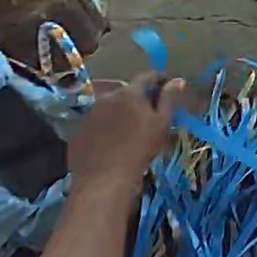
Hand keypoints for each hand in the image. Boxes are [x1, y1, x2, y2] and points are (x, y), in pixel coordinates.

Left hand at [67, 72, 182, 198]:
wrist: (104, 179)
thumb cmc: (139, 149)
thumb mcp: (162, 123)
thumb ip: (170, 99)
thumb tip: (178, 80)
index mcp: (129, 93)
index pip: (147, 77)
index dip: (160, 79)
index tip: (169, 85)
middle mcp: (107, 97)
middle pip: (128, 91)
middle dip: (140, 98)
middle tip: (150, 113)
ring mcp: (90, 113)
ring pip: (110, 106)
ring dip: (121, 111)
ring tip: (130, 129)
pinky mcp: (79, 129)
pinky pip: (97, 121)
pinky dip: (106, 126)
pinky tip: (112, 141)